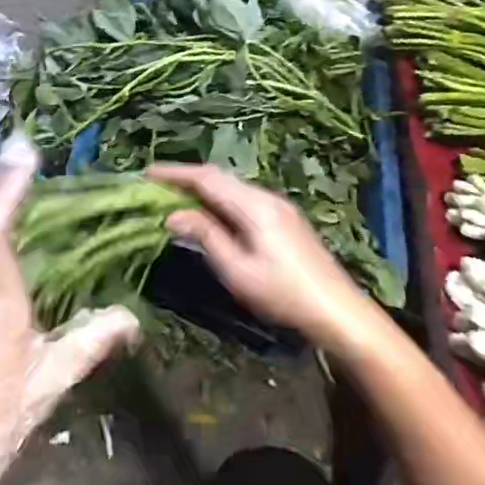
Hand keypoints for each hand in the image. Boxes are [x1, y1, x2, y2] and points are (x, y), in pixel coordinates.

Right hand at [148, 164, 373, 346]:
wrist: (339, 311)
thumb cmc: (284, 294)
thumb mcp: (237, 270)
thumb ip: (205, 237)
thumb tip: (173, 215)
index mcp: (253, 205)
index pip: (206, 178)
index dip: (174, 173)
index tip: (145, 173)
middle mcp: (266, 197)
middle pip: (219, 177)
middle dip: (186, 177)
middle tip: (155, 185)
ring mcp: (278, 206)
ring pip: (232, 187)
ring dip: (203, 188)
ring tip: (175, 198)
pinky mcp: (285, 219)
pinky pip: (243, 198)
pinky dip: (219, 199)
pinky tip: (209, 214)